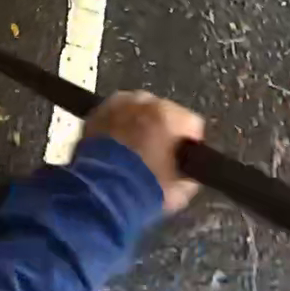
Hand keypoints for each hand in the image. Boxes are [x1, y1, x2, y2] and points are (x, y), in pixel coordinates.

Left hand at [83, 90, 204, 212]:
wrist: (104, 186)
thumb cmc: (146, 186)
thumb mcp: (181, 188)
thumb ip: (188, 172)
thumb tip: (186, 171)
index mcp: (169, 116)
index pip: (192, 122)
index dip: (191, 140)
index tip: (185, 153)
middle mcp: (143, 102)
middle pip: (162, 109)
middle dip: (163, 126)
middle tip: (159, 148)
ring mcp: (116, 103)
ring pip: (136, 106)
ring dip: (139, 119)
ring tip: (137, 143)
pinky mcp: (96, 110)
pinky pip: (114, 111)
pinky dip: (118, 121)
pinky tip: (117, 139)